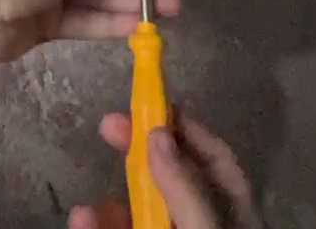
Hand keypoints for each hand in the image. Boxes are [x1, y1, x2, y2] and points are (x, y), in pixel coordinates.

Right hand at [69, 110, 260, 228]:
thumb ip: (186, 188)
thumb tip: (156, 131)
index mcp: (233, 214)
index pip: (215, 158)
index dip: (183, 126)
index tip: (148, 99)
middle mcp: (204, 221)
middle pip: (171, 179)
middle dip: (137, 153)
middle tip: (107, 127)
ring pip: (142, 212)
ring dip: (110, 206)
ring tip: (85, 213)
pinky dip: (99, 225)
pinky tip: (82, 221)